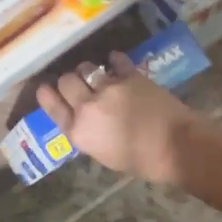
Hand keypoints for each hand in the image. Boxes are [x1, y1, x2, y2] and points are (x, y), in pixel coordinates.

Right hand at [36, 52, 205, 184]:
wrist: (176, 146)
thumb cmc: (141, 161)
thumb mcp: (104, 154)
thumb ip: (88, 133)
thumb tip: (84, 119)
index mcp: (78, 131)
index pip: (52, 105)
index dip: (47, 94)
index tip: (45, 88)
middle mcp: (87, 106)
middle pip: (66, 81)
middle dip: (69, 80)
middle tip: (77, 83)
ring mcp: (108, 88)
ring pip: (87, 68)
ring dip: (89, 70)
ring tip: (97, 74)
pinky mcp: (130, 76)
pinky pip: (115, 61)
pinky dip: (114, 60)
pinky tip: (115, 61)